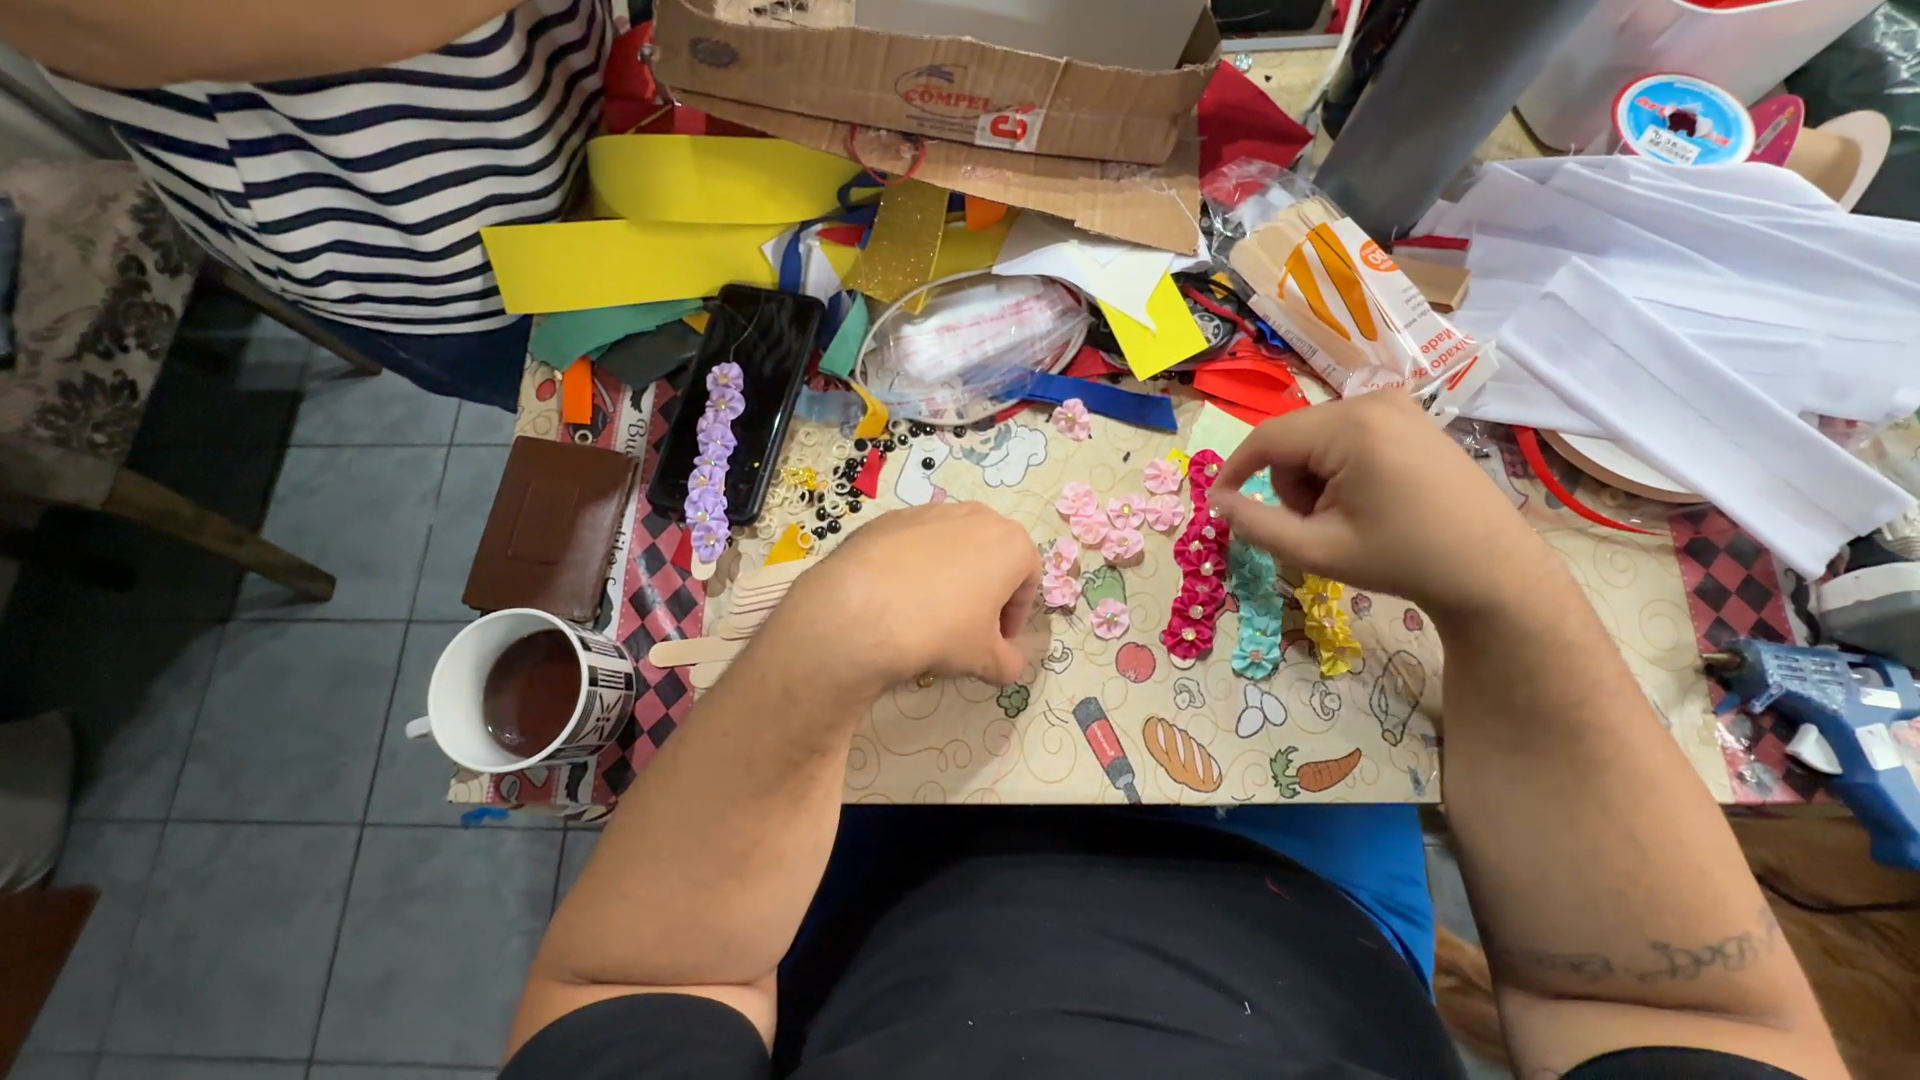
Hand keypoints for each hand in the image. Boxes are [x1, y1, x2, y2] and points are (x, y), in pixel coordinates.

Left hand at [769, 502, 1041, 691]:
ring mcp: (929, 511)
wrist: (861, 611)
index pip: (1028, 580)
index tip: (998, 641)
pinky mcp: (889, 518)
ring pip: (952, 546)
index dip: (1015, 615)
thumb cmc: (941, 630)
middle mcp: (975, 516)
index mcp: (1010, 543)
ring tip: (927, 613)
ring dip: (950, 577)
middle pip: (991, 556)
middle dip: (986, 591)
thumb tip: (1009, 664)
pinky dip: (912, 568)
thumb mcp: (985, 660)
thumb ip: (1009, 663)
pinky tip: (896, 598)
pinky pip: (912, 545)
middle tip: (967, 627)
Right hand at [1211, 392, 1557, 619]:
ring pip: (1316, 439)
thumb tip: (1217, 503)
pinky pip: (1346, 436)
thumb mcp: (1316, 550)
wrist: (1491, 569)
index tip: (1217, 506)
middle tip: (1319, 527)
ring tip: (1347, 516)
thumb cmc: (1401, 561)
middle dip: (1290, 484)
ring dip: (1314, 479)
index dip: (1234, 472)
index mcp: (1351, 427)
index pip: (1266, 439)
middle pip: (1292, 439)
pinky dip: (1339, 468)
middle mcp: (1373, 401)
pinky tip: (1369, 499)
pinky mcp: (1410, 417)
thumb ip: (1256, 525)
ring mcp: (1396, 405)